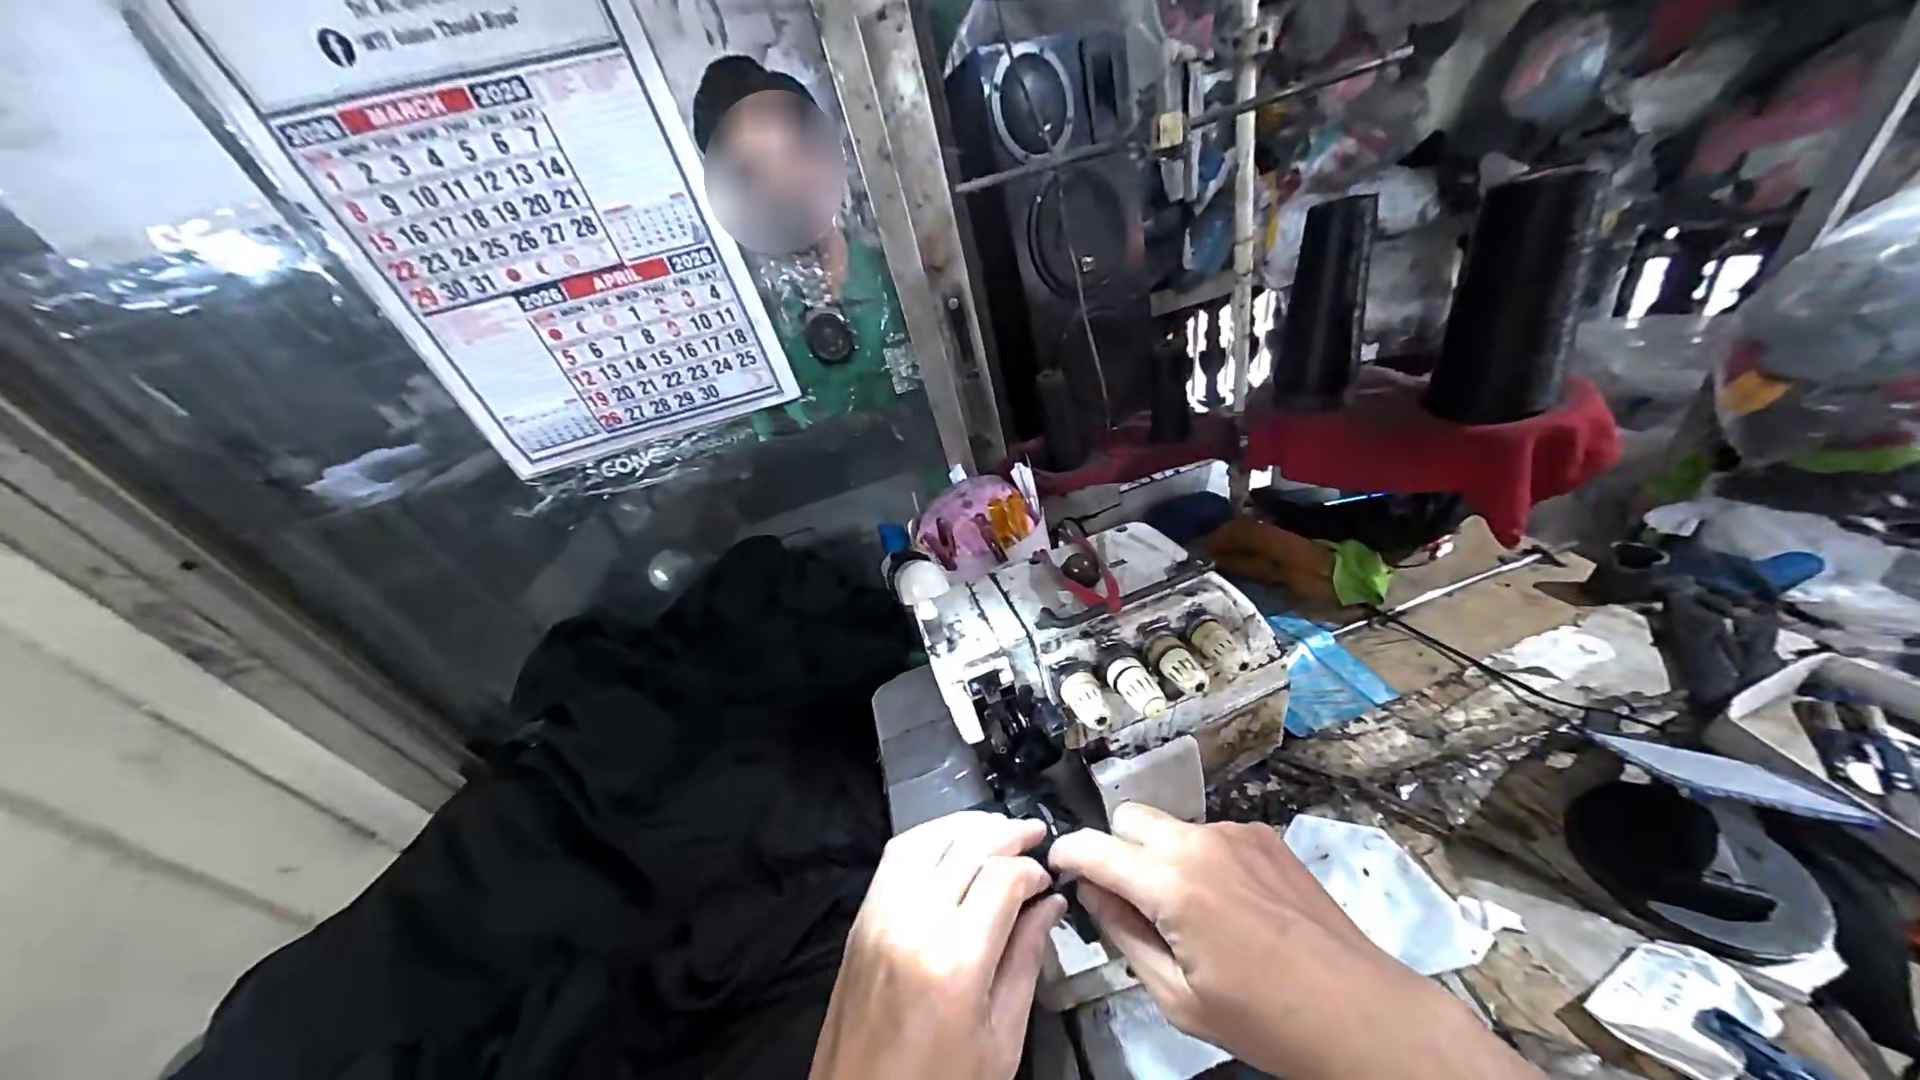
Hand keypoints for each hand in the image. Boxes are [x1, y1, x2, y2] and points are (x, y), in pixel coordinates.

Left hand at [811, 811, 1068, 1079]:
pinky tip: (953, 842)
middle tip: (1034, 831)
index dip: (1032, 869)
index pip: (1002, 878)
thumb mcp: (1001, 1041)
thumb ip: (1027, 959)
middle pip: (967, 846)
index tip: (1048, 879)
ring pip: (929, 837)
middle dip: (1007, 832)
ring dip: (967, 825)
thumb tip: (1050, 903)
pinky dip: (930, 836)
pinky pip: (896, 854)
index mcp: (955, 960)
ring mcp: (880, 913)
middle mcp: (913, 921)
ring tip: (998, 828)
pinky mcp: (861, 916)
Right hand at [1049, 804, 1540, 1079]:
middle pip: (1127, 817)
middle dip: (1115, 848)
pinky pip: (1210, 834)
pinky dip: (1202, 857)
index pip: (1094, 847)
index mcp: (1169, 885)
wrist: (1366, 1015)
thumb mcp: (1178, 998)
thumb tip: (1094, 895)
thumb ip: (1124, 937)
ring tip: (1191, 907)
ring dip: (1161, 854)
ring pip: (1170, 825)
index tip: (1059, 864)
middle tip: (1129, 894)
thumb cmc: (1266, 1021)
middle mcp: (1196, 842)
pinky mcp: (1262, 834)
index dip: (1067, 852)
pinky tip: (1233, 902)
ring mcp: (1233, 832)